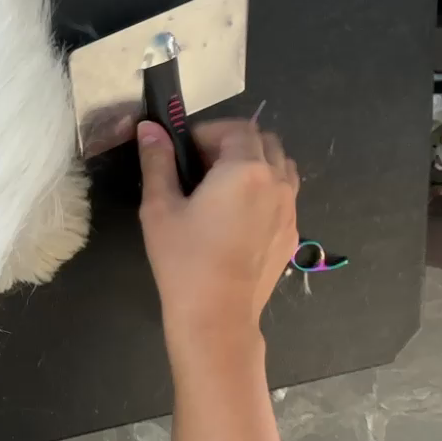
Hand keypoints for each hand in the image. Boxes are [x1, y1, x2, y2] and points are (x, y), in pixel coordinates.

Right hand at [137, 119, 298, 347]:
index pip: (235, 128)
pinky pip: (284, 195)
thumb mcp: (158, 208)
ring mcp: (290, 207)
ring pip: (280, 166)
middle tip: (197, 168)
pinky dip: (263, 190)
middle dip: (231, 144)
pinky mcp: (292, 230)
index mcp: (243, 170)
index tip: (182, 151)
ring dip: (252, 164)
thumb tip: (149, 128)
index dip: (206, 132)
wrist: (216, 311)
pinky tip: (234, 217)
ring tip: (219, 190)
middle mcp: (276, 181)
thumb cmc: (181, 258)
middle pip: (263, 141)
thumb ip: (156, 163)